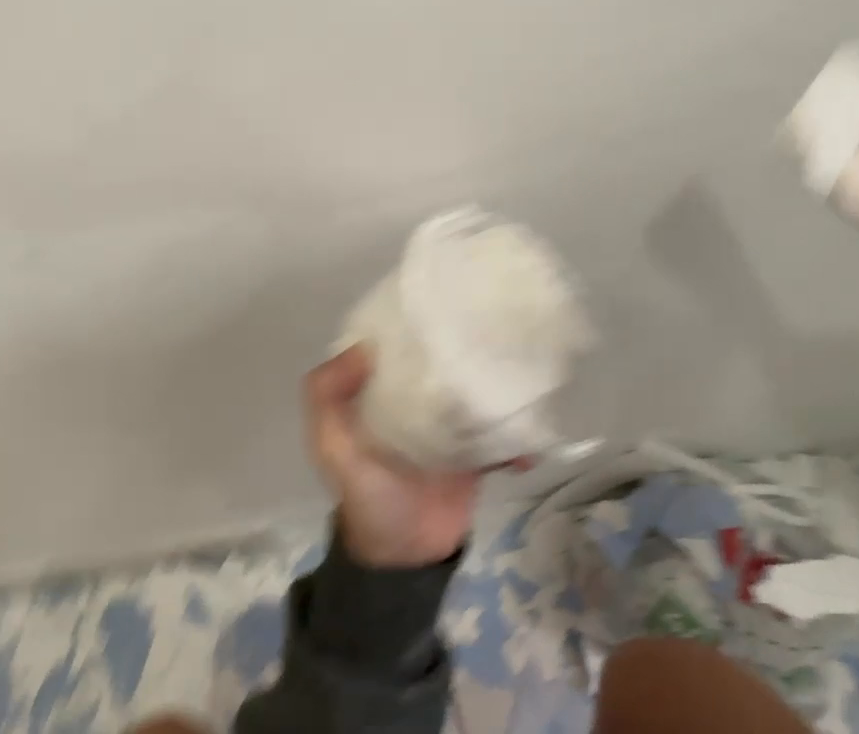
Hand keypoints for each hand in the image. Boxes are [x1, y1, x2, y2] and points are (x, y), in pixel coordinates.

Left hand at [304, 346, 529, 568]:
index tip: (433, 302)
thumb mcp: (333, 447)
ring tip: (522, 372)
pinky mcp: (474, 456)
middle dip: (461, 349)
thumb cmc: (365, 496)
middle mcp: (408, 404)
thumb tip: (362, 349)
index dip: (405, 325)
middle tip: (493, 329)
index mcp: (372, 395)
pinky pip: (500, 438)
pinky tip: (531, 443)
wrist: (405, 557)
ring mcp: (445, 428)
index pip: (388, 348)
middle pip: (437, 366)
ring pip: (472, 394)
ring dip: (495, 387)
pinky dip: (518, 439)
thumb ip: (327, 398)